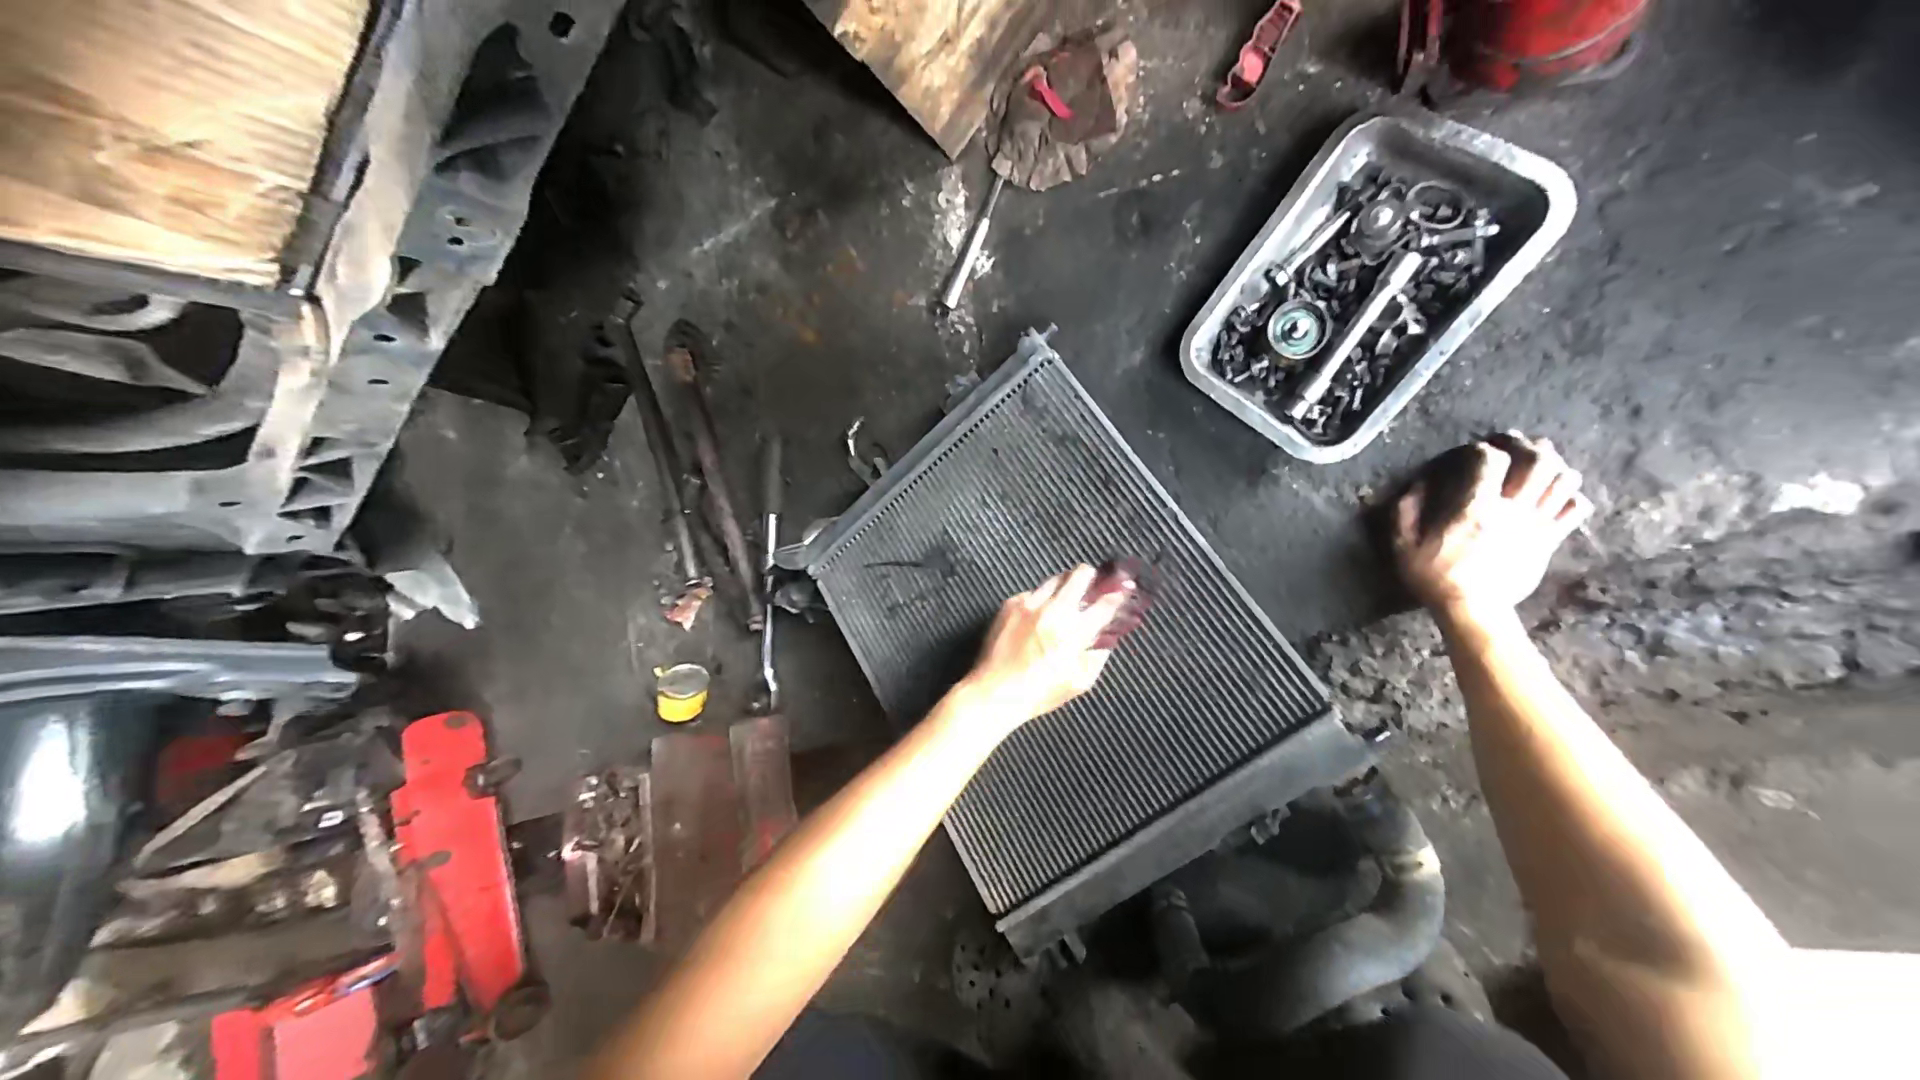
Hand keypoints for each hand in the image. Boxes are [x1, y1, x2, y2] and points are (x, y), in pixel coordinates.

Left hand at [962, 565, 1133, 727]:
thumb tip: (1108, 635)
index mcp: (1074, 632)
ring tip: (1068, 599)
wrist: (995, 691)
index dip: (1119, 594)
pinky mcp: (1010, 604)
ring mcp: (1029, 604)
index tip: (1124, 589)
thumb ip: (1099, 654)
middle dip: (1093, 577)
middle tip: (1096, 584)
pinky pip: (1033, 592)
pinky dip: (1042, 599)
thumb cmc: (1040, 691)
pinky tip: (1041, 615)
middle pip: (1081, 574)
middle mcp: (1053, 611)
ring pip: (1056, 578)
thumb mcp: (1081, 681)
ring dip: (1067, 585)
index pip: (1106, 602)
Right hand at [1394, 433, 1592, 625]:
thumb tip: (1417, 485)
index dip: (1484, 449)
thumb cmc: (1434, 577)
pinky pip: (1576, 509)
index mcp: (1476, 508)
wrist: (1473, 610)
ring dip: (1553, 464)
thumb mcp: (1404, 545)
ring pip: (1563, 479)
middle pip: (1539, 461)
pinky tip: (1555, 495)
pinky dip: (1571, 495)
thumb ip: (1407, 511)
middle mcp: (1512, 509)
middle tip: (1512, 442)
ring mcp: (1537, 524)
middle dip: (1526, 445)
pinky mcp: (1550, 540)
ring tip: (1538, 462)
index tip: (1473, 452)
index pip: (1492, 460)